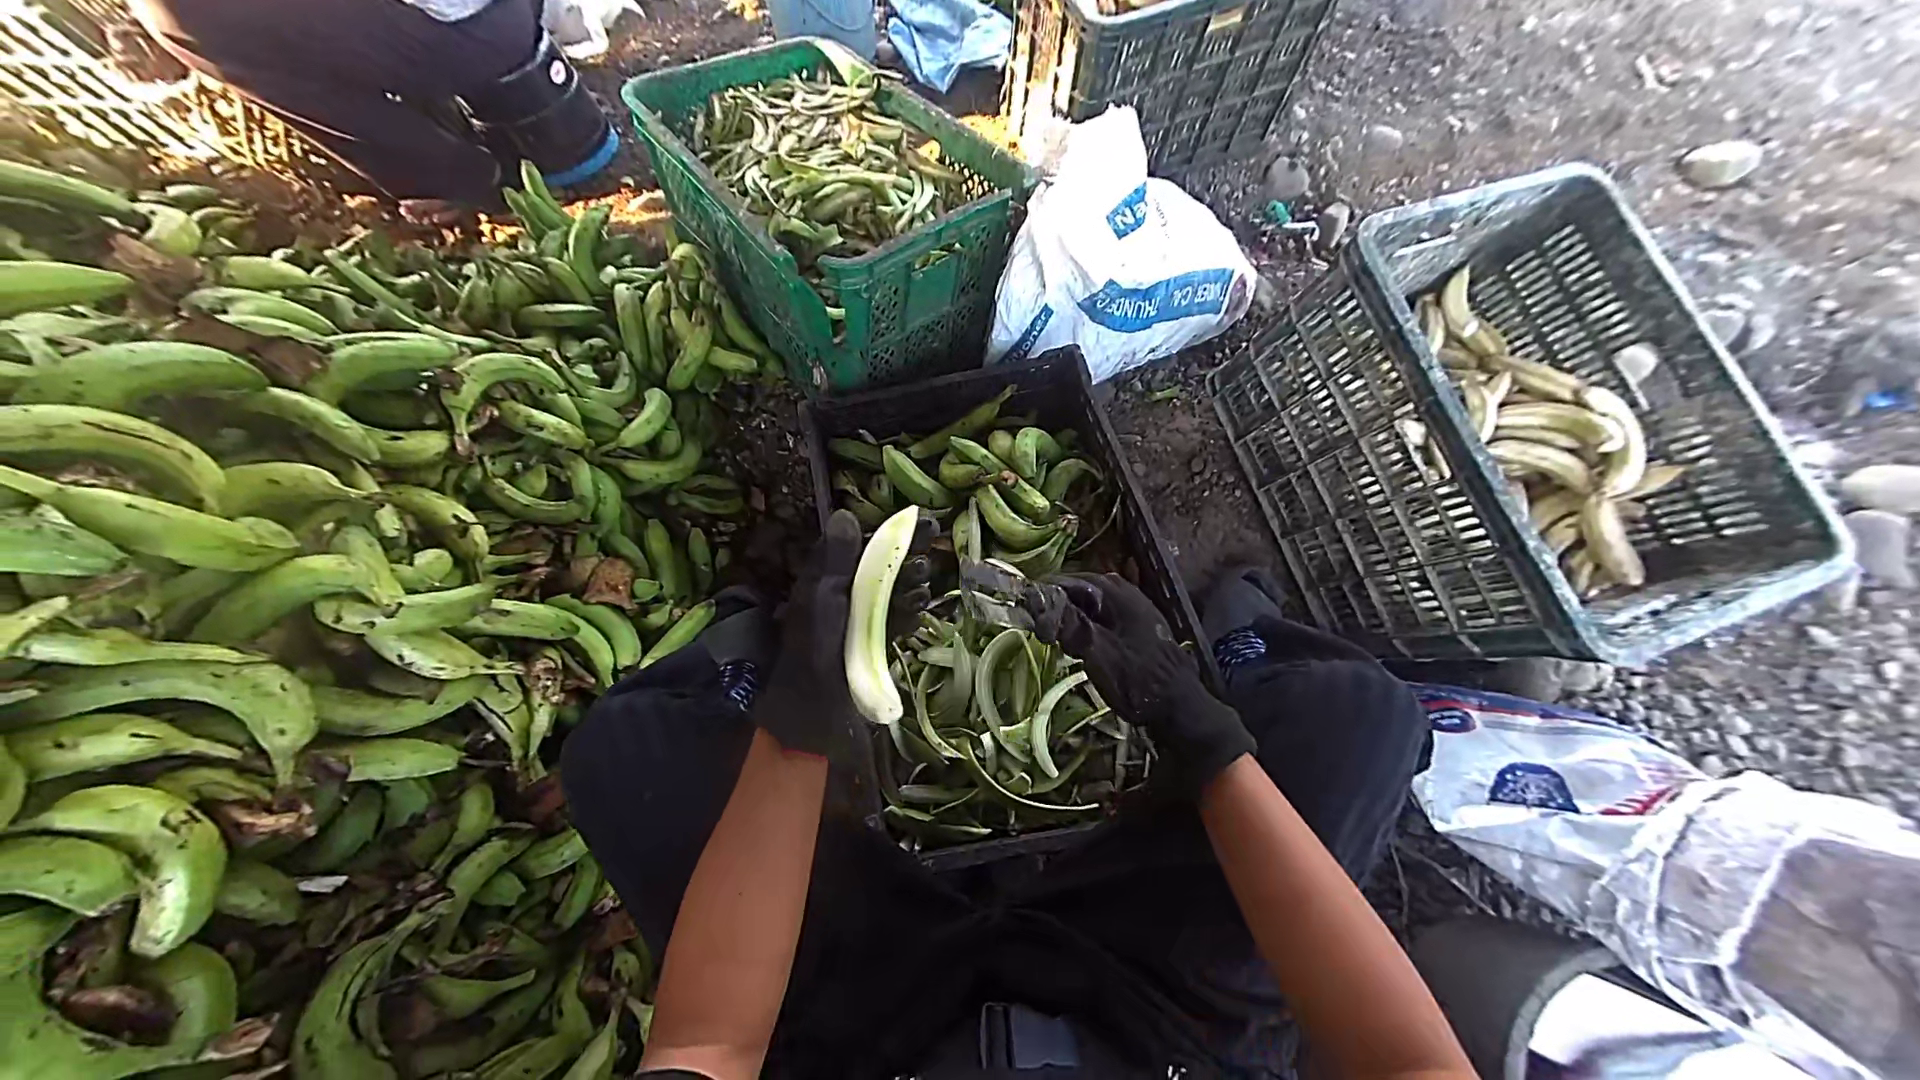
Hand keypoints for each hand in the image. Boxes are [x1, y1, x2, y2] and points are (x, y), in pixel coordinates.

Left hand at [752, 509, 933, 754]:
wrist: (813, 716)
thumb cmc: (814, 652)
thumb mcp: (822, 599)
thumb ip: (836, 560)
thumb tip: (846, 514)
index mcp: (825, 583)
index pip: (862, 548)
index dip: (891, 533)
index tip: (922, 521)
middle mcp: (842, 600)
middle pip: (882, 570)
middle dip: (908, 556)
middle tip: (933, 544)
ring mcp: (858, 625)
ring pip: (892, 596)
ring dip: (910, 586)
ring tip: (924, 580)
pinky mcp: (870, 647)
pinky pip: (894, 625)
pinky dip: (907, 616)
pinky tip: (917, 611)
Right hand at [1049, 573, 1253, 798]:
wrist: (1180, 707)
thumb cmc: (1136, 678)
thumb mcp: (1095, 651)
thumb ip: (1066, 622)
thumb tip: (1035, 599)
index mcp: (1112, 589)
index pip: (1063, 582)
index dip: (1042, 600)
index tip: (1027, 620)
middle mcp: (1124, 590)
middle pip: (1076, 592)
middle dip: (1056, 610)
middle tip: (1042, 633)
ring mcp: (1134, 607)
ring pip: (1088, 606)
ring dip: (1071, 621)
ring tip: (1058, 642)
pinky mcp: (1137, 625)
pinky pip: (1102, 618)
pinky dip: (1087, 629)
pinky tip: (1081, 649)